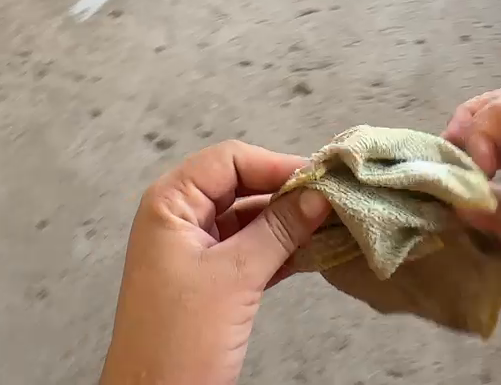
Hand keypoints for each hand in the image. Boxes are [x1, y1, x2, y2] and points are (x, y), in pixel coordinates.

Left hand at [100, 141, 332, 384]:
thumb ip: (277, 231)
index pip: (228, 160)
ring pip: (246, 217)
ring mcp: (192, 248)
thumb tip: (317, 195)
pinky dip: (277, 248)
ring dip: (284, 221)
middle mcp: (179, 216)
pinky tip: (310, 250)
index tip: (319, 178)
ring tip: (329, 223)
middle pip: (238, 184)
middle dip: (282, 191)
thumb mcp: (234, 278)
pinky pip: (247, 248)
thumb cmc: (179, 340)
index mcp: (170, 201)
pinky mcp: (208, 279)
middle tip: (330, 199)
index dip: (273, 164)